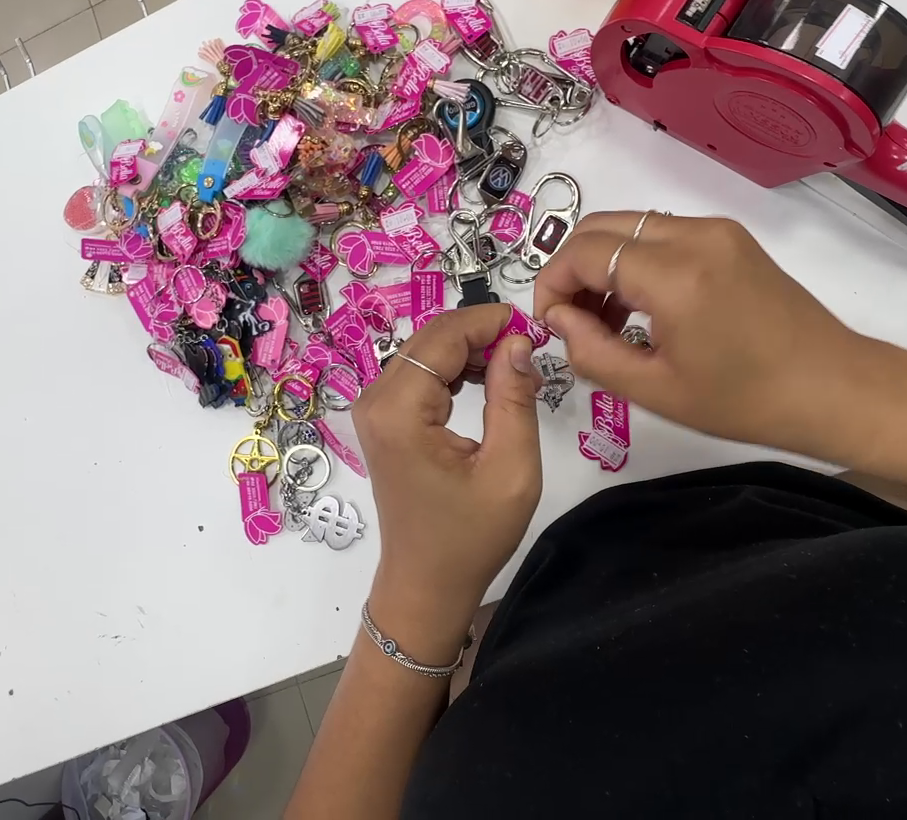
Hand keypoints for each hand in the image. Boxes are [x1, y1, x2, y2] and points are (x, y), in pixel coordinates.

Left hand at [352, 304, 542, 654]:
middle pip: (431, 338)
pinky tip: (486, 383)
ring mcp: (373, 408)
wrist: (426, 584)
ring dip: (470, 351)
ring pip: (425, 351)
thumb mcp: (511, 469)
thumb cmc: (471, 535)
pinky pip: (419, 373)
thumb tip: (518, 340)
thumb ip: (514, 397)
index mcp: (400, 410)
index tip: (533, 328)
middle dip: (482, 334)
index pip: (444, 336)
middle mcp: (376, 400)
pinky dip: (454, 369)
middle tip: (530, 351)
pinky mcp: (382, 419)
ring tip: (515, 371)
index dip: (489, 322)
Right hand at [530, 212, 869, 453]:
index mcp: (676, 276)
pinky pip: (660, 234)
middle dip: (570, 268)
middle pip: (600, 226)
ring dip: (601, 263)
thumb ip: (590, 351)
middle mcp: (694, 235)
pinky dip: (633, 260)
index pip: (583, 253)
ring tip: (606, 319)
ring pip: (629, 226)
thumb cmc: (745, 401)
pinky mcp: (729, 236)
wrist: (835, 388)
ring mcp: (715, 230)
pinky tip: (641, 306)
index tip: (550, 323)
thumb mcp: (655, 390)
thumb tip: (557, 318)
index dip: (552, 284)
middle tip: (572, 319)